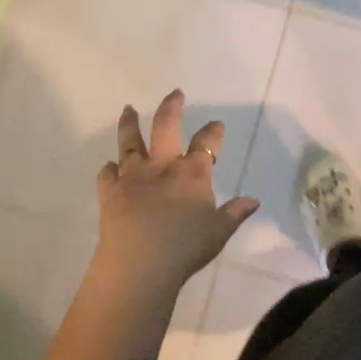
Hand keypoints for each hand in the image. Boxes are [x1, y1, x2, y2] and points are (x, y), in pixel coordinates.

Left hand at [92, 90, 258, 289]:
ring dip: (129, 124)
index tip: (216, 124)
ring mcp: (133, 177)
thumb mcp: (219, 233)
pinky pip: (107, 174)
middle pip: (166, 126)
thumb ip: (235, 213)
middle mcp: (163, 166)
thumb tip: (253, 200)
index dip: (213, 131)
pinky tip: (109, 166)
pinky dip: (109, 169)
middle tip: (175, 94)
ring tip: (128, 110)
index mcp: (192, 173)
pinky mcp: (110, 192)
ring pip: (130, 142)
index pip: (207, 143)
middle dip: (172, 107)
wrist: (139, 266)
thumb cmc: (185, 248)